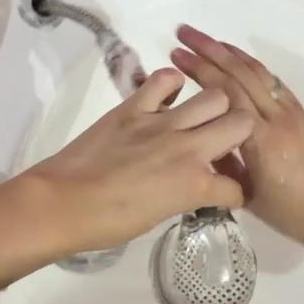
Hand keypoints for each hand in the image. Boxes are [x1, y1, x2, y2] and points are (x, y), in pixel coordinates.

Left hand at [19, 67, 255, 254]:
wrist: (62, 203)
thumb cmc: (108, 223)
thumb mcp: (158, 216)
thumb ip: (183, 196)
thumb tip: (190, 188)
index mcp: (195, 185)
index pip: (236, 186)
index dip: (235, 192)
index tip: (227, 192)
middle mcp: (187, 148)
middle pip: (241, 123)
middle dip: (241, 134)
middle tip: (224, 143)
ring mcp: (161, 123)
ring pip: (213, 96)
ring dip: (215, 107)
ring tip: (201, 117)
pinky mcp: (133, 108)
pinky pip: (163, 80)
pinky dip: (172, 84)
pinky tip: (168, 97)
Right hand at [170, 26, 303, 251]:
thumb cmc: (291, 213)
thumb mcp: (247, 194)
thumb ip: (224, 163)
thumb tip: (202, 138)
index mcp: (261, 141)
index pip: (226, 94)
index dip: (200, 71)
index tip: (176, 55)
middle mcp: (278, 119)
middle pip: (240, 75)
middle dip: (210, 51)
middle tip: (184, 33)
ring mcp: (293, 113)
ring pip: (258, 73)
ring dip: (231, 52)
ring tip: (207, 39)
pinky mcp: (303, 114)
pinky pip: (273, 83)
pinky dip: (253, 66)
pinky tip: (238, 59)